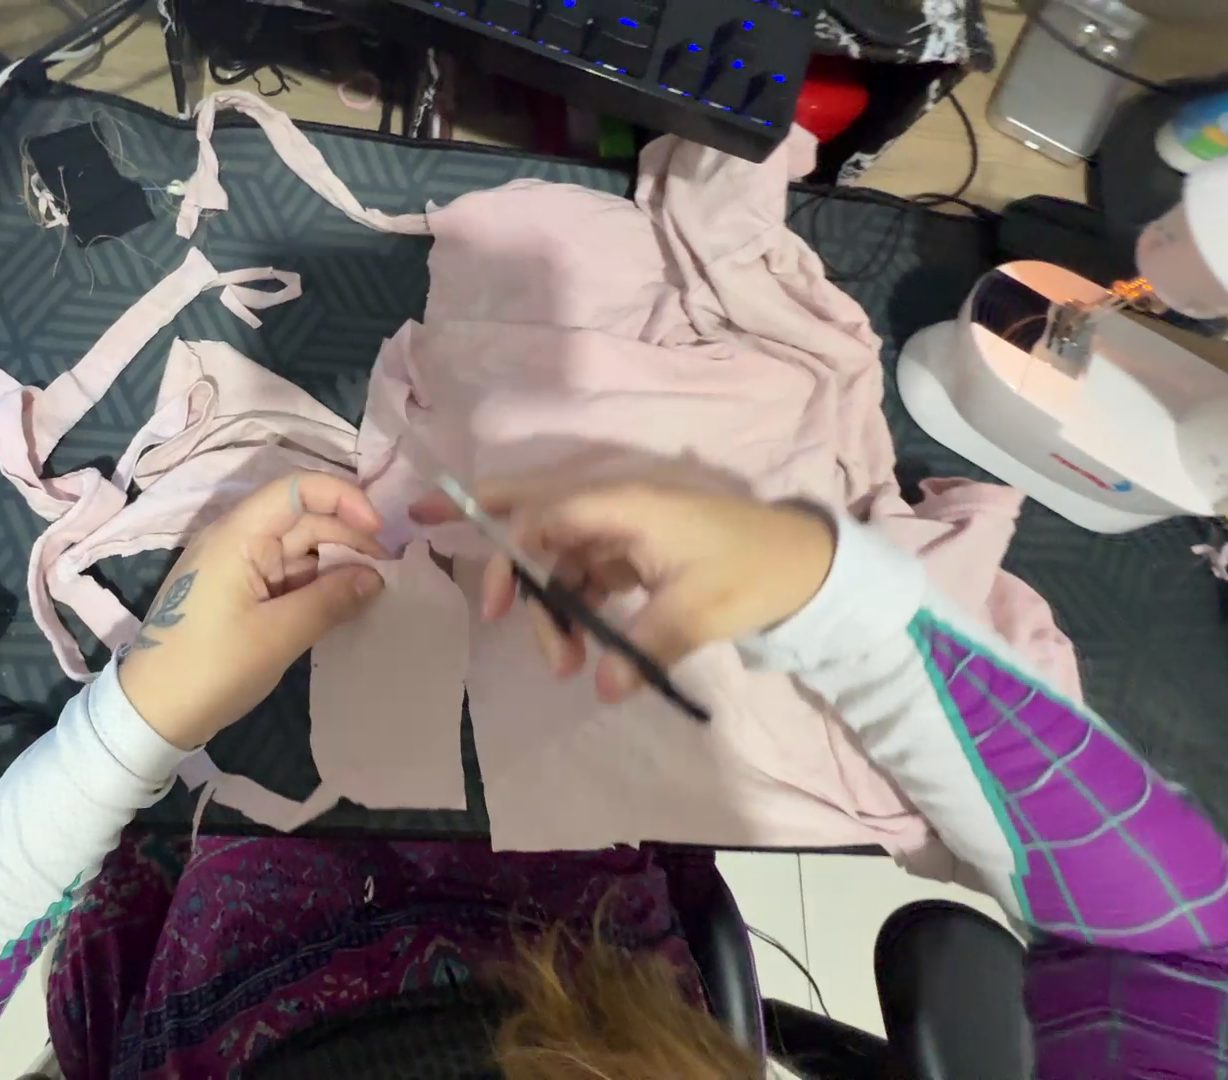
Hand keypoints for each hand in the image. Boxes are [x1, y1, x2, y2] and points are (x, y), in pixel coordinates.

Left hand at [118, 471, 388, 748]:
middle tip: (388, 574)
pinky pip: (287, 573)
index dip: (344, 499)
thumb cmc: (212, 667)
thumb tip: (375, 578)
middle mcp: (237, 539)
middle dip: (349, 538)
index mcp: (238, 535)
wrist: (152, 712)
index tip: (379, 532)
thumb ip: (331, 600)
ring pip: (299, 548)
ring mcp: (237, 564)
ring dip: (336, 564)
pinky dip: (316, 583)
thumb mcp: (278, 635)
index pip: (297, 489)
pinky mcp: (239, 590)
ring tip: (373, 590)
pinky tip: (343, 602)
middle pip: (304, 519)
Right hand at [410, 476, 834, 704]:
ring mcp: (614, 526)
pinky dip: (570, 607)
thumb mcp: (703, 609)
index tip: (494, 606)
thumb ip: (646, 645)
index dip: (509, 553)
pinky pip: (578, 572)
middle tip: (420, 518)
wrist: (807, 563)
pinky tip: (581, 649)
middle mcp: (607, 504)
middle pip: (528, 504)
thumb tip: (607, 689)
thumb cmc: (755, 571)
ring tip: (563, 665)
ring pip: (553, 555)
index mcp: (622, 503)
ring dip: (545, 604)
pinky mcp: (623, 549)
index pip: (544, 518)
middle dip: (476, 513)